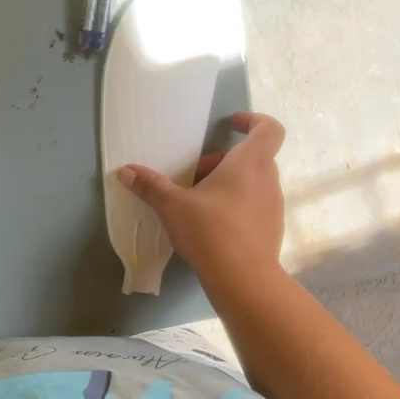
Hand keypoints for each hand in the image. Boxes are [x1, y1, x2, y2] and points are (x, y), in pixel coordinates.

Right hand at [118, 111, 286, 288]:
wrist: (243, 278)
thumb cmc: (210, 231)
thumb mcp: (173, 206)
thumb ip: (150, 186)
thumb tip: (125, 171)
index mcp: (251, 162)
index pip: (268, 128)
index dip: (253, 120)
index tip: (231, 124)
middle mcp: (268, 179)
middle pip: (251, 158)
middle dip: (221, 162)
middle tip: (194, 177)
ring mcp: (274, 205)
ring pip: (252, 182)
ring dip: (228, 185)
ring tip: (199, 204)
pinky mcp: (272, 228)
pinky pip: (254, 205)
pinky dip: (236, 206)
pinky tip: (212, 227)